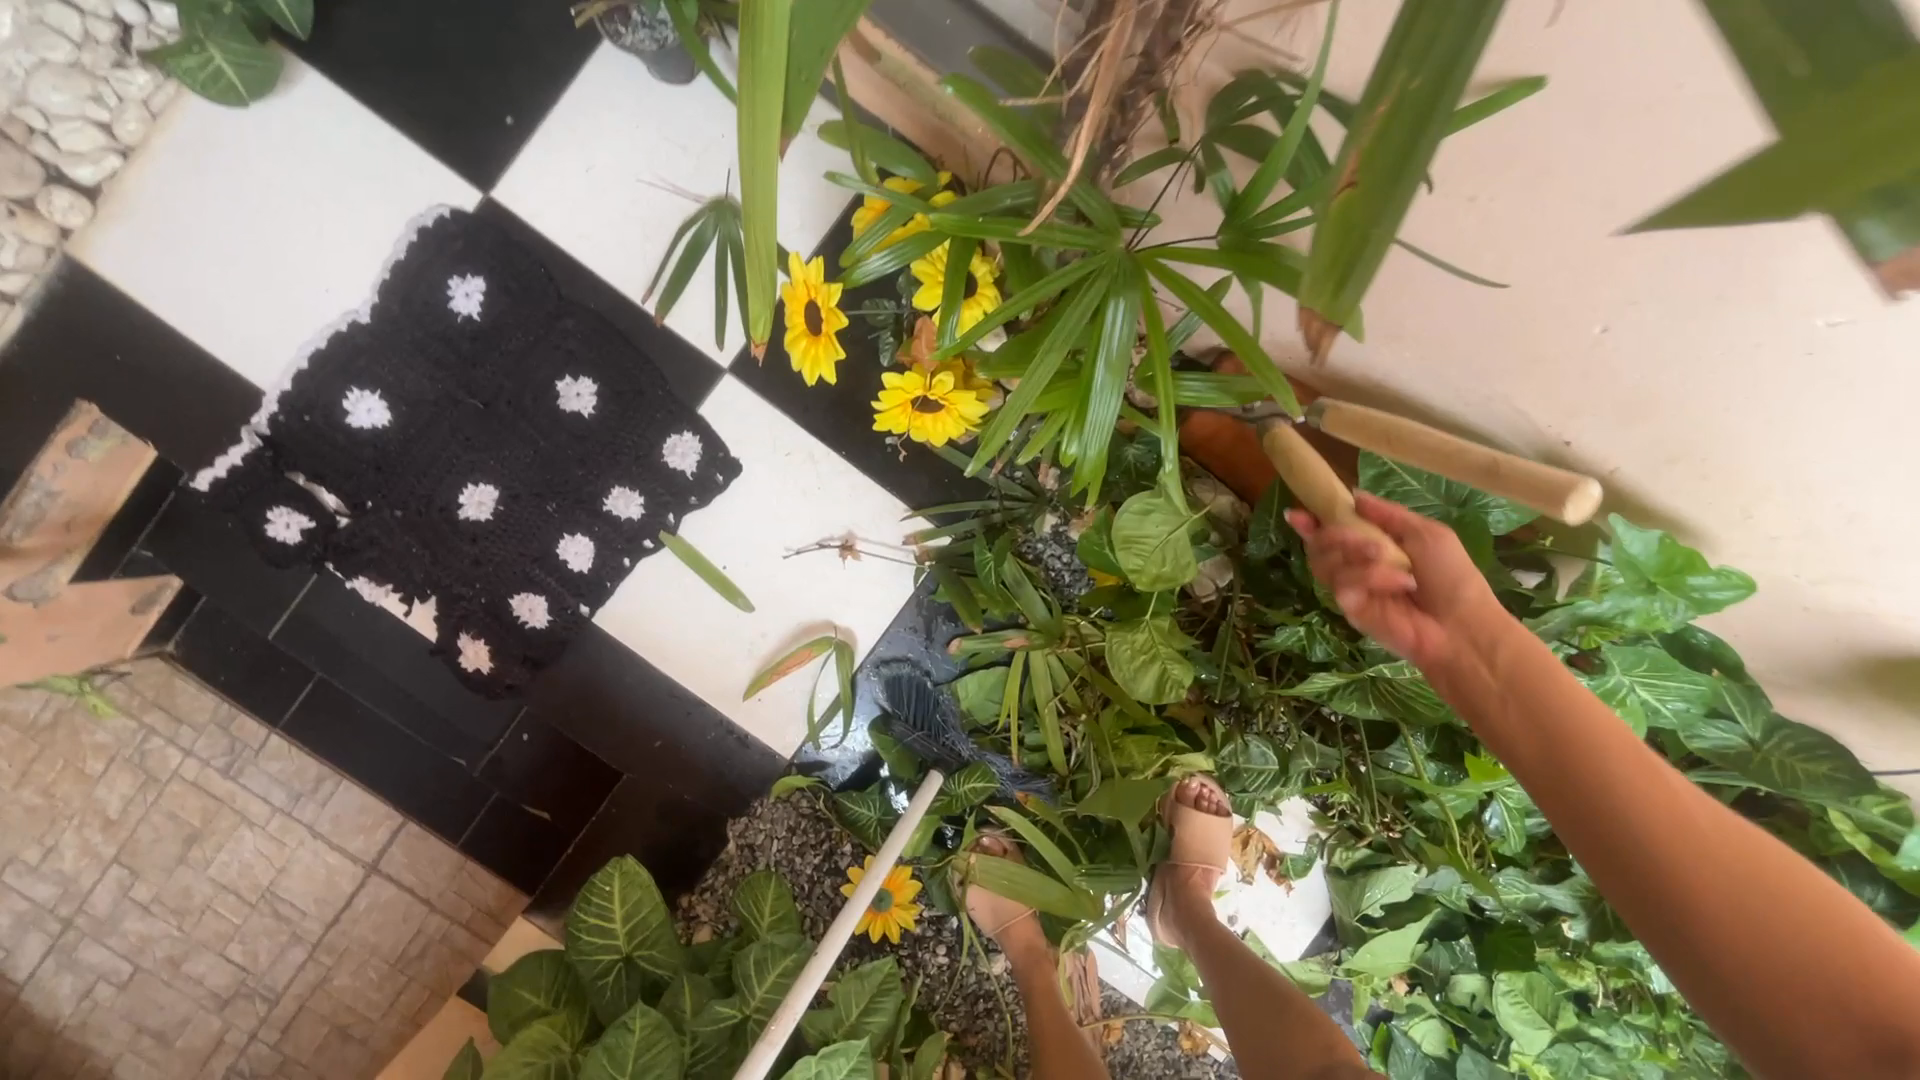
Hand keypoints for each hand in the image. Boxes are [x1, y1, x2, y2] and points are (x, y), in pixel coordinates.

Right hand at [1286, 492, 1507, 671]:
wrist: (1461, 626)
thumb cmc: (1452, 577)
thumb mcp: (1427, 533)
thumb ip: (1389, 514)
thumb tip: (1354, 495)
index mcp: (1371, 545)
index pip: (1330, 530)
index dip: (1311, 522)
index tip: (1298, 513)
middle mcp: (1354, 565)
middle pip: (1319, 544)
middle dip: (1337, 536)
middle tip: (1371, 545)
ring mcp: (1350, 588)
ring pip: (1324, 562)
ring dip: (1356, 555)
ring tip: (1390, 563)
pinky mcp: (1349, 608)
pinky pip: (1342, 584)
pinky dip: (1370, 578)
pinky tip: (1399, 586)